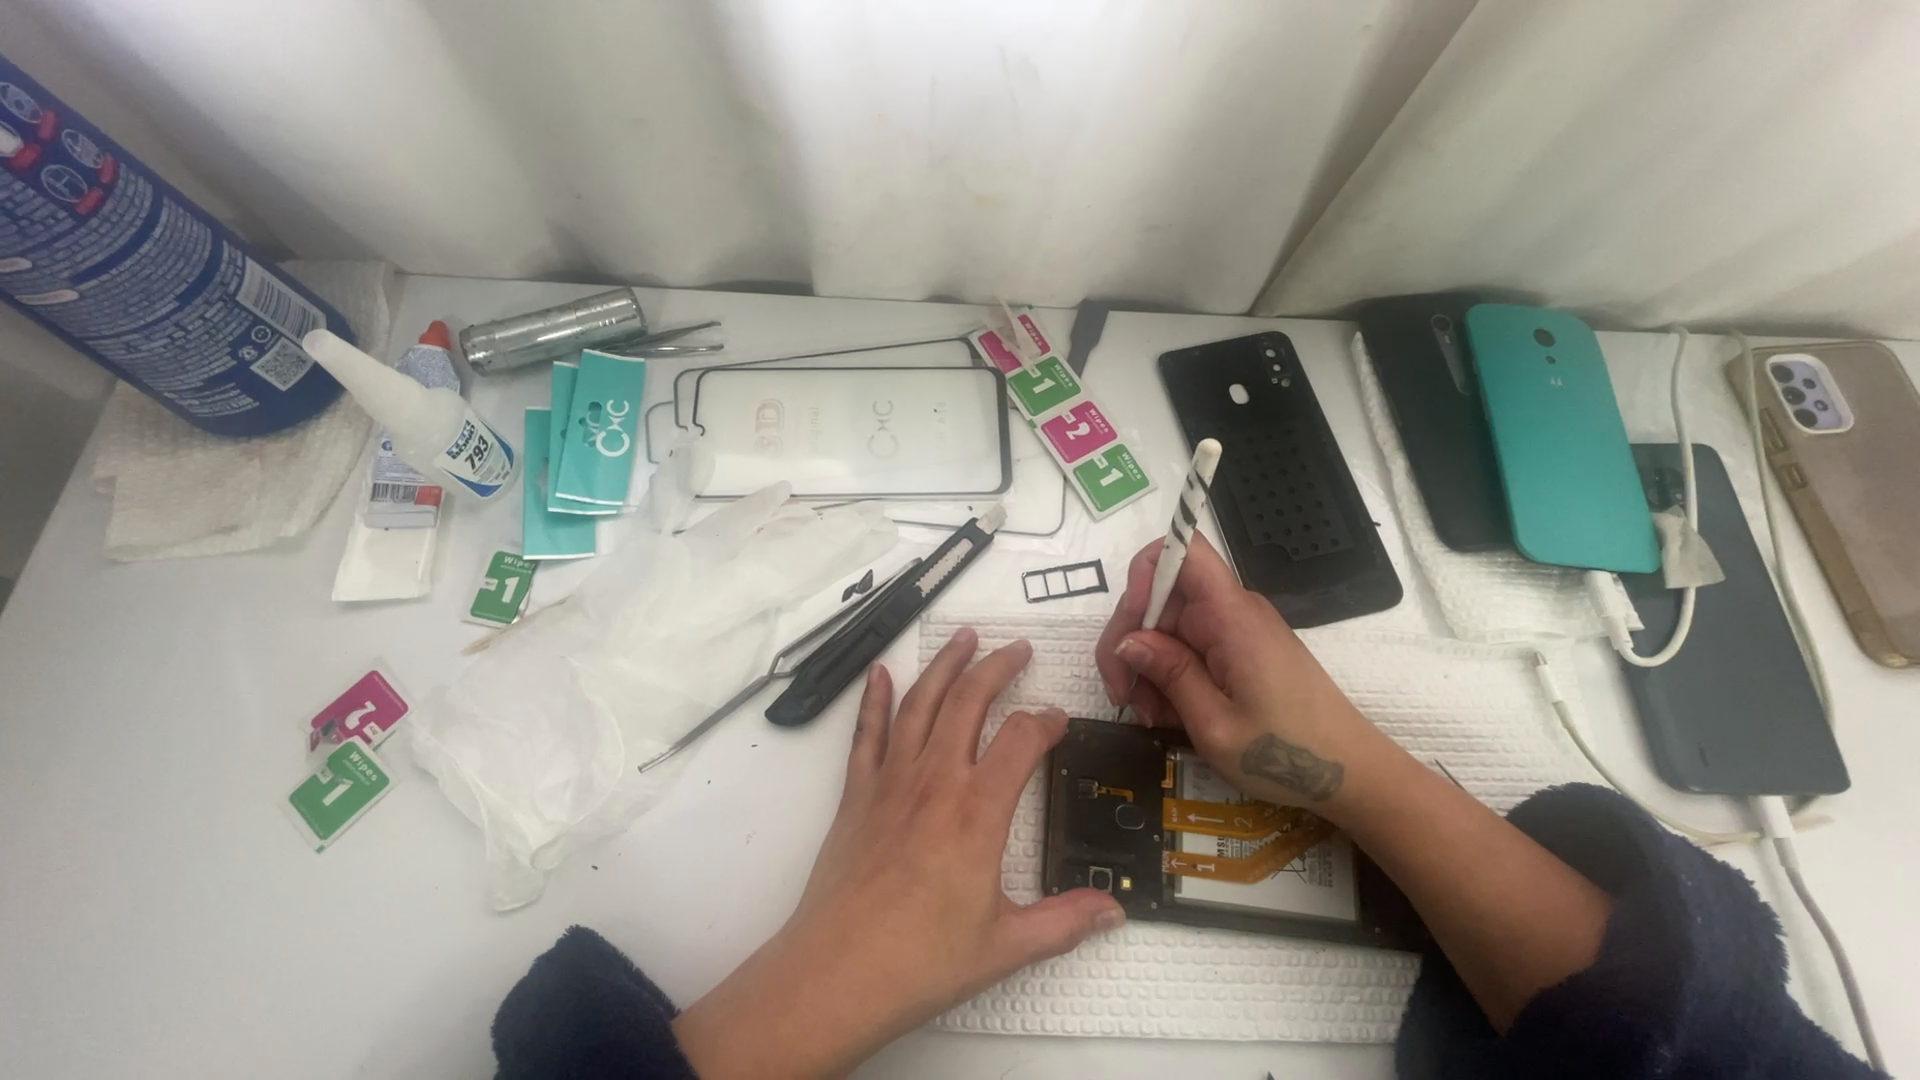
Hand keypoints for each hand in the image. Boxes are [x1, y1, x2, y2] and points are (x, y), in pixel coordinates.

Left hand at [673, 628, 1123, 1078]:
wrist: (836, 974)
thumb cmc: (922, 960)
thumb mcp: (1006, 946)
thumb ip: (1065, 921)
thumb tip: (1114, 910)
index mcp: (979, 811)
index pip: (1022, 740)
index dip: (1046, 721)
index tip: (1059, 720)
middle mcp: (936, 780)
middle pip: (969, 701)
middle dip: (996, 667)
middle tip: (1017, 648)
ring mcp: (891, 781)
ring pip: (921, 703)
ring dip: (944, 666)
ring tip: (962, 636)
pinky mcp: (857, 793)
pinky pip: (867, 732)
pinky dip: (874, 698)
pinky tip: (880, 672)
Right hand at [1093, 533, 1370, 807]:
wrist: (1353, 776)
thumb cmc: (1287, 755)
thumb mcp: (1214, 723)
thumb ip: (1168, 674)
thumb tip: (1125, 641)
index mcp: (1230, 616)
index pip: (1182, 550)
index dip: (1144, 573)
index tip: (1128, 629)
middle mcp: (1231, 611)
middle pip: (1160, 598)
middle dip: (1131, 642)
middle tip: (1124, 698)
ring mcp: (1234, 632)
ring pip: (1167, 628)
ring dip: (1146, 668)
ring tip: (1150, 717)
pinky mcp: (1236, 652)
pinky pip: (1187, 649)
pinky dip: (1168, 678)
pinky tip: (1169, 715)